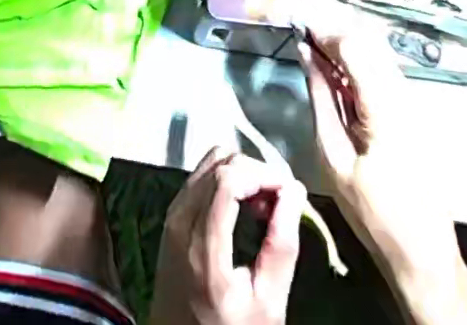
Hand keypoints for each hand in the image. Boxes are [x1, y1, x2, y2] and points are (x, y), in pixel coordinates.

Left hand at [149, 147, 305, 324]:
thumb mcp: (268, 303)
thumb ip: (282, 246)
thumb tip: (295, 191)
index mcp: (202, 247)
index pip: (227, 179)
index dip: (263, 173)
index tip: (288, 191)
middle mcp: (180, 222)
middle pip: (220, 163)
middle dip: (256, 171)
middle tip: (279, 201)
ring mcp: (172, 216)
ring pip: (210, 162)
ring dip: (242, 172)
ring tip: (264, 204)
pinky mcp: (172, 215)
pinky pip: (202, 176)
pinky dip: (227, 178)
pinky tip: (244, 205)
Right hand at [300, 13, 466, 324]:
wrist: (422, 249)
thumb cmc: (373, 210)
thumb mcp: (334, 155)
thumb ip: (320, 98)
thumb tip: (306, 56)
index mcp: (384, 105)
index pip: (354, 47)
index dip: (325, 31)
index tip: (299, 24)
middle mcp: (403, 93)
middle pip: (367, 42)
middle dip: (333, 33)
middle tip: (303, 34)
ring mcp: (411, 100)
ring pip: (376, 53)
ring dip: (345, 46)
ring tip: (314, 50)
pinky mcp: (411, 109)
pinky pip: (381, 71)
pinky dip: (357, 64)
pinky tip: (337, 73)